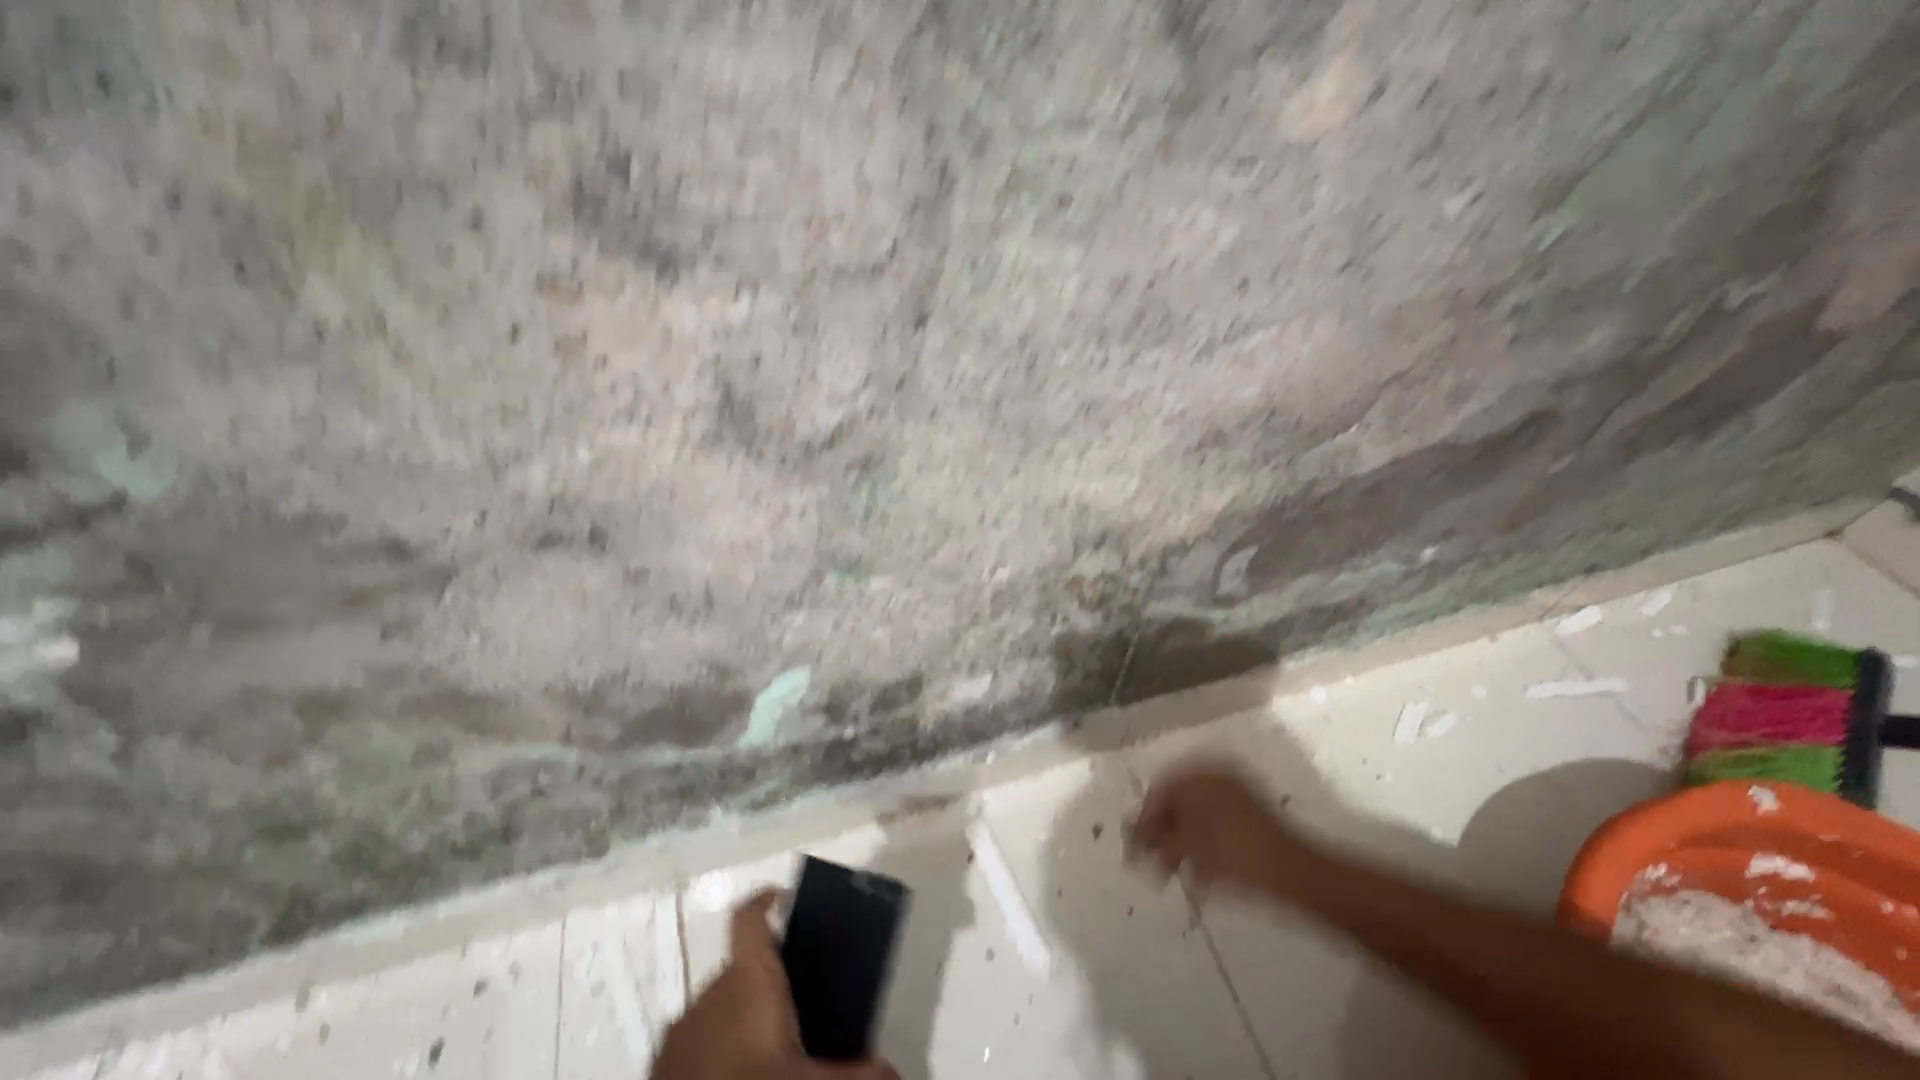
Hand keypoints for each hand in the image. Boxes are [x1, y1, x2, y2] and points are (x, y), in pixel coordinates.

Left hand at [650, 890, 896, 1079]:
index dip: (764, 900)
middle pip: (742, 965)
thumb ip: (855, 1072)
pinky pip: (701, 1031)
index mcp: (749, 982)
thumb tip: (892, 1070)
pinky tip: (740, 1067)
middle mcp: (713, 991)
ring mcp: (684, 1023)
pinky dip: (720, 1039)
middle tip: (800, 1002)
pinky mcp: (666, 1053)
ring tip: (773, 1043)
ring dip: (744, 1011)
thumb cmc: (752, 1079)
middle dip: (770, 977)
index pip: (749, 918)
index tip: (784, 897)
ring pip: (721, 1000)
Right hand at [1129, 762, 1309, 897]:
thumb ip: (1157, 838)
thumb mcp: (1190, 846)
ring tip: (1176, 875)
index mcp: (1203, 776)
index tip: (1136, 848)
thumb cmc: (1237, 855)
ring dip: (1182, 847)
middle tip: (1153, 864)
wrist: (1297, 875)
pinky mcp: (1252, 821)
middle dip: (1163, 835)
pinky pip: (1216, 829)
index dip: (1144, 819)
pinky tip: (1201, 877)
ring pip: (1197, 819)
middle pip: (1178, 803)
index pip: (1160, 789)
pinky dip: (1203, 851)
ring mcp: (1239, 798)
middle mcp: (1219, 779)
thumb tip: (1132, 835)